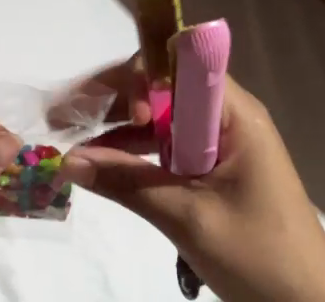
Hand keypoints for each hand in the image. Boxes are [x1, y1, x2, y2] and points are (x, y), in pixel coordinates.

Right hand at [67, 62, 324, 301]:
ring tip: (69, 132)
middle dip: (111, 96)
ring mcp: (219, 142)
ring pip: (159, 114)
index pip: (175, 65)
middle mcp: (225, 116)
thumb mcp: (188, 219)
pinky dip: (133, 149)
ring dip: (116, 123)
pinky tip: (100, 162)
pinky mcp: (213, 168)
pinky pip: (166, 143)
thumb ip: (127, 183)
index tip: (113, 109)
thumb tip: (67, 160)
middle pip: (160, 85)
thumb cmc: (261, 258)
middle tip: (63, 112)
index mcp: (232, 113)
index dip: (139, 77)